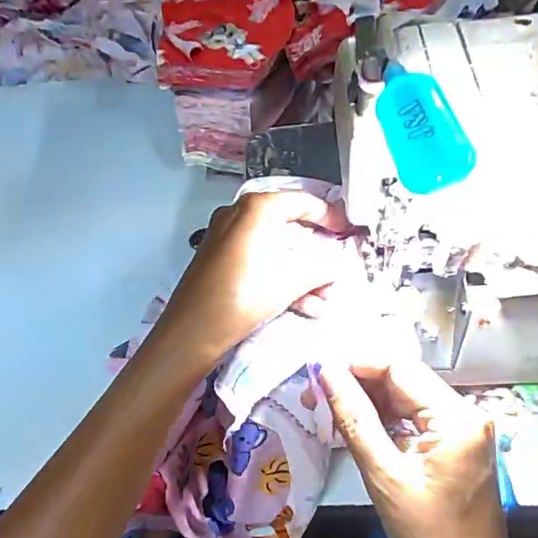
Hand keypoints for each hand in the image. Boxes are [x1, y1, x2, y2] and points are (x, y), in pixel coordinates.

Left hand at [159, 190, 356, 356]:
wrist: (188, 336)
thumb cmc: (235, 304)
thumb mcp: (286, 285)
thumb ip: (317, 268)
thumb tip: (337, 262)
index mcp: (253, 210)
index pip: (302, 201)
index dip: (330, 215)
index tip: (350, 231)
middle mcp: (236, 215)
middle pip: (289, 225)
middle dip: (317, 252)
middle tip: (337, 268)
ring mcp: (226, 237)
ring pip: (276, 247)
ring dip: (302, 272)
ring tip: (322, 298)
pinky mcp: (220, 259)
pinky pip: (259, 260)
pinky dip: (281, 278)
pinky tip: (304, 305)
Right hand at [320, 358, 534, 537]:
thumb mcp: (384, 475)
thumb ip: (354, 418)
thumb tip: (326, 372)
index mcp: (457, 417)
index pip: (399, 369)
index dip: (356, 365)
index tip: (316, 372)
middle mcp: (466, 414)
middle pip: (404, 380)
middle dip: (359, 382)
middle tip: (315, 389)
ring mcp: (462, 431)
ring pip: (406, 399)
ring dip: (369, 400)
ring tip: (327, 404)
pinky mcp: (454, 448)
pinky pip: (413, 420)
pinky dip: (384, 420)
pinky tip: (354, 424)